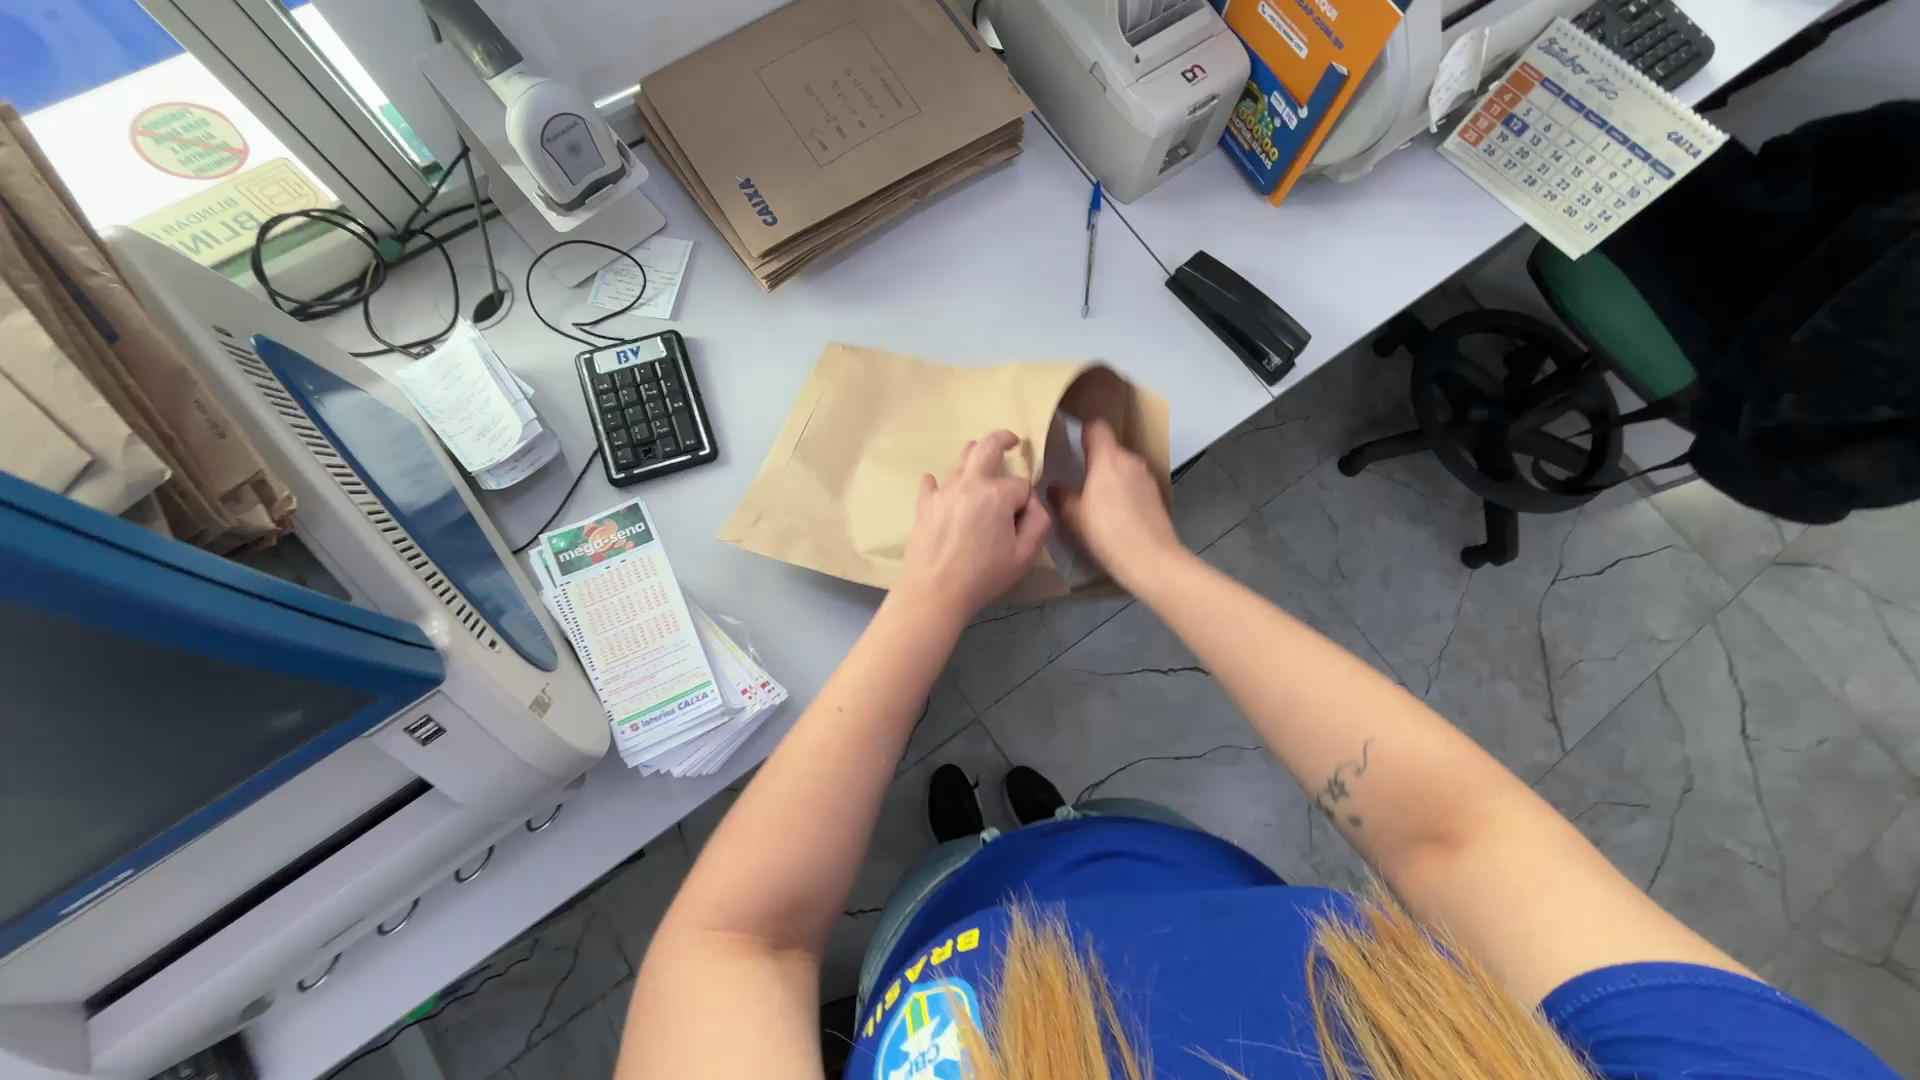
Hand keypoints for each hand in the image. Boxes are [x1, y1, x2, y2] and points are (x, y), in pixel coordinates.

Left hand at [894, 431, 1051, 622]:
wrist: (934, 592)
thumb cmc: (983, 576)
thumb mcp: (1025, 555)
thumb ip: (1038, 523)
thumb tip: (1031, 504)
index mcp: (996, 494)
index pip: (1021, 485)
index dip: (1027, 502)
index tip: (1023, 522)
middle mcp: (968, 484)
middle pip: (986, 446)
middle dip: (1002, 439)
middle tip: (1011, 440)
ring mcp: (942, 492)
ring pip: (960, 462)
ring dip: (973, 456)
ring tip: (980, 461)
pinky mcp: (924, 505)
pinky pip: (931, 483)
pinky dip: (938, 481)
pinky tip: (937, 483)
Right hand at [1051, 420, 1183, 589]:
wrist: (1151, 559)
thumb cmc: (1107, 532)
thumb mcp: (1074, 516)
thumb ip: (1062, 496)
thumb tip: (1055, 486)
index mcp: (1107, 458)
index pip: (1096, 428)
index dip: (1083, 432)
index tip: (1071, 444)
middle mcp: (1130, 460)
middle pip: (1110, 449)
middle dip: (1094, 460)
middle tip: (1078, 479)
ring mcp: (1147, 477)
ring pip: (1123, 467)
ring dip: (1110, 477)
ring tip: (1096, 500)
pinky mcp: (1156, 495)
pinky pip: (1134, 484)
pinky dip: (1124, 492)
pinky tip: (1115, 515)